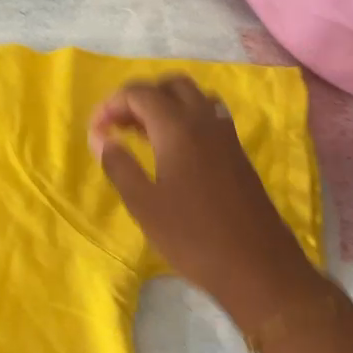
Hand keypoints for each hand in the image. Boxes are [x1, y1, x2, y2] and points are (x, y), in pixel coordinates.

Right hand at [89, 76, 318, 308]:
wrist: (257, 266)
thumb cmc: (192, 237)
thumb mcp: (143, 204)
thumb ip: (118, 165)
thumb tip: (101, 138)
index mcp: (178, 129)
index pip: (140, 93)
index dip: (111, 105)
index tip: (96, 132)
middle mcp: (205, 122)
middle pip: (170, 86)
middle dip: (139, 97)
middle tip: (117, 126)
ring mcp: (226, 137)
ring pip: (193, 98)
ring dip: (163, 105)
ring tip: (141, 135)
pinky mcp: (236, 154)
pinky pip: (208, 117)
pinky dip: (183, 119)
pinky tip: (170, 151)